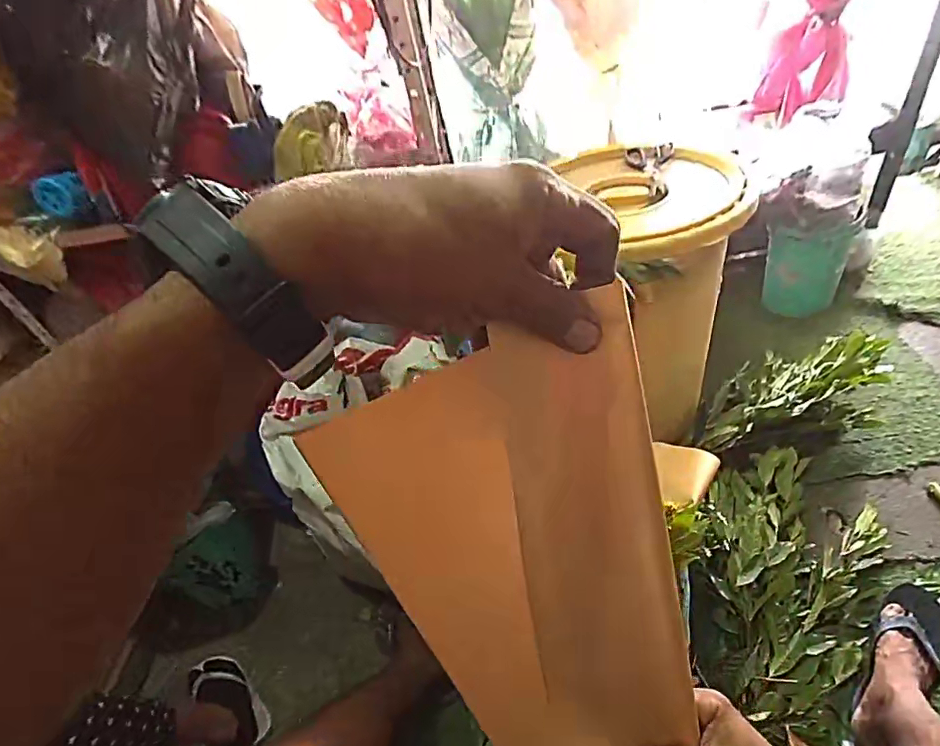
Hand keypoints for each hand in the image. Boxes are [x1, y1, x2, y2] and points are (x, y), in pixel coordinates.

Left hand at [236, 162, 619, 352]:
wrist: (336, 242)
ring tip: (520, 354)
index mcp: (541, 198)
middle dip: (562, 304)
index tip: (590, 322)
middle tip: (558, 350)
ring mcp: (478, 228)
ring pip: (521, 276)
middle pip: (560, 256)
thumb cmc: (434, 256)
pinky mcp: (448, 252)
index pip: (600, 232)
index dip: (603, 276)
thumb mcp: (502, 288)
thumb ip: (553, 310)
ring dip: (525, 315)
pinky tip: (485, 343)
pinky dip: (492, 313)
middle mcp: (515, 205)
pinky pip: (487, 284)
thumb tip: (595, 334)